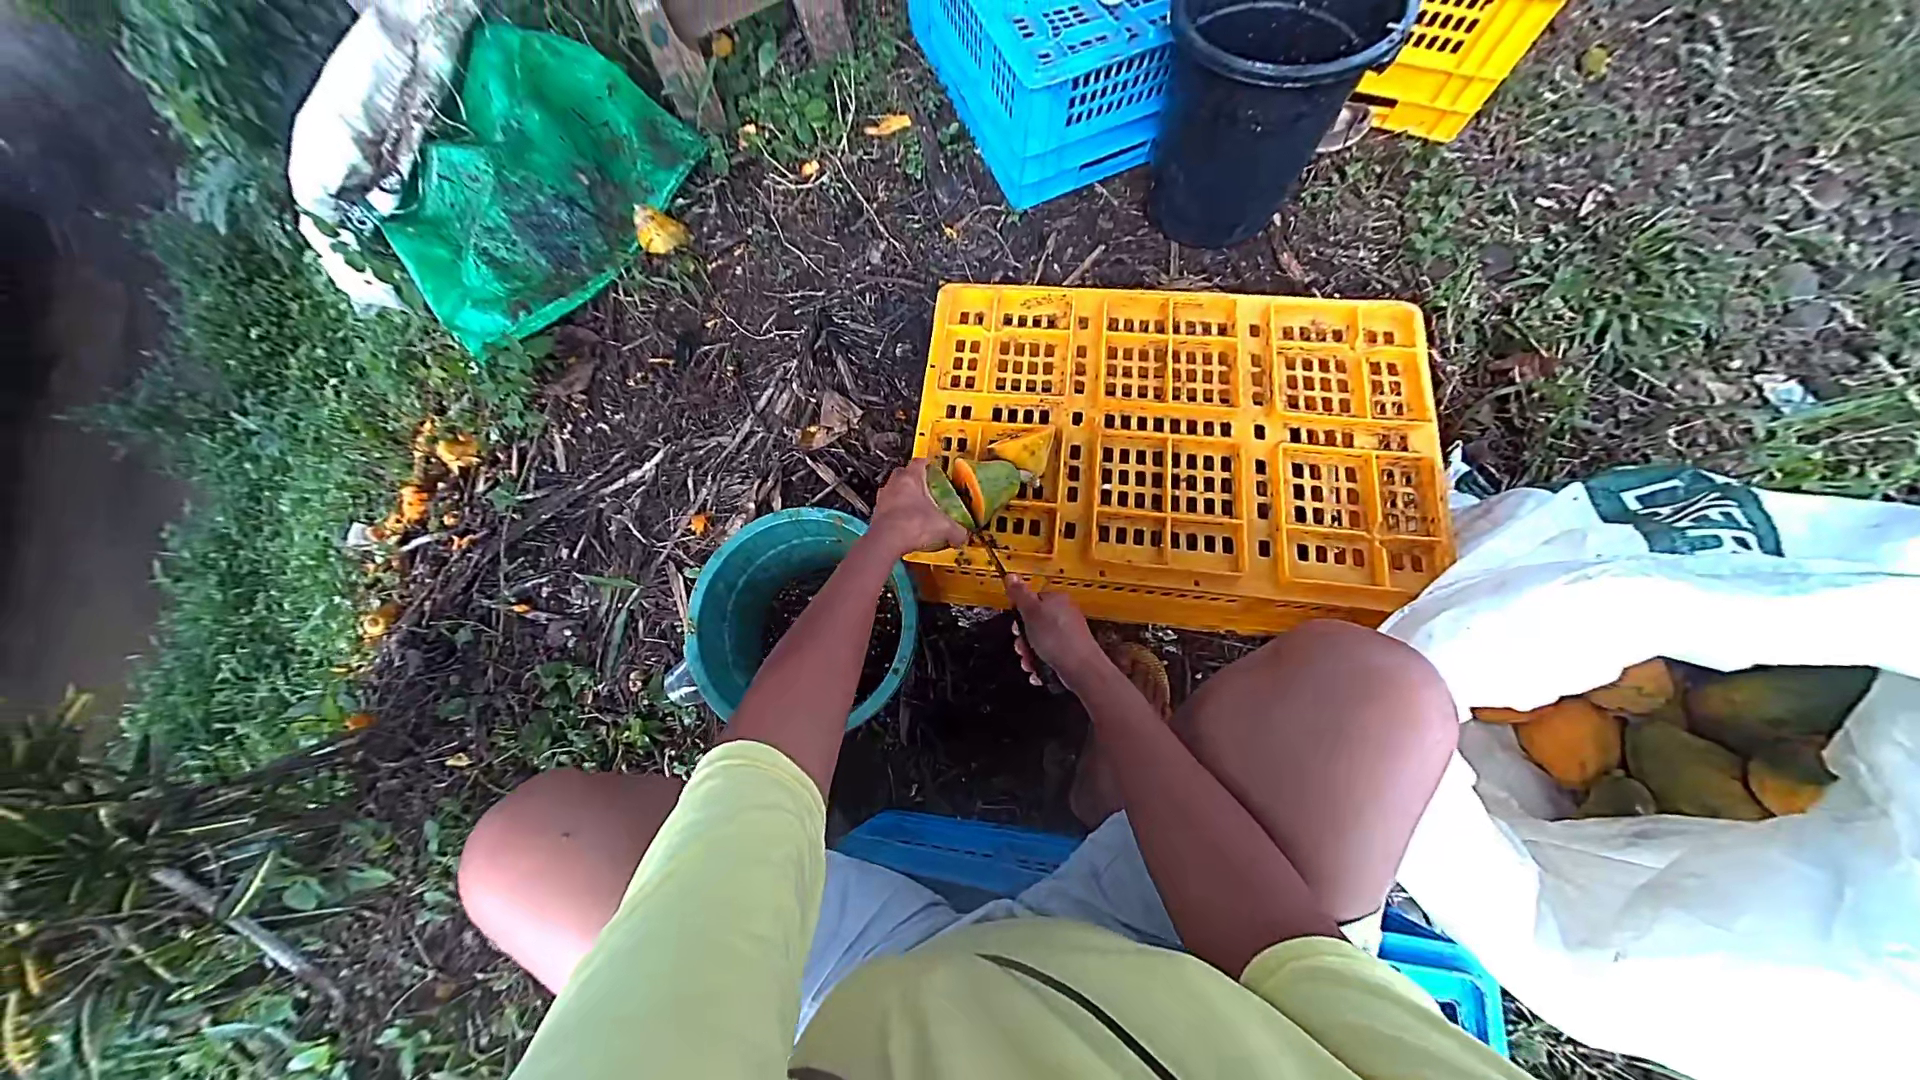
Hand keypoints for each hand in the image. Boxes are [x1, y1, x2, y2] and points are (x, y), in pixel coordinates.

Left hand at [867, 459, 969, 555]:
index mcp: (911, 478)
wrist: (887, 540)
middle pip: (902, 474)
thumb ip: (955, 530)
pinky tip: (903, 523)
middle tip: (924, 487)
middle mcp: (893, 485)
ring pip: (892, 491)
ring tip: (912, 506)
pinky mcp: (876, 515)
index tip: (931, 465)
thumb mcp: (943, 526)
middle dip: (912, 479)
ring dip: (900, 496)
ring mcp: (882, 499)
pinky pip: (886, 509)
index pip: (919, 462)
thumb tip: (962, 536)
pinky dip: (894, 513)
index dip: (926, 463)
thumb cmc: (911, 524)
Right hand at [1006, 575, 1105, 688]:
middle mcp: (1064, 615)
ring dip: (1029, 653)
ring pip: (1038, 642)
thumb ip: (1019, 594)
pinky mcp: (1068, 652)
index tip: (1016, 624)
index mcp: (1056, 600)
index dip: (1020, 614)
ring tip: (1029, 661)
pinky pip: (1047, 655)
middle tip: (1022, 645)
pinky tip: (1037, 669)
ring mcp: (1067, 635)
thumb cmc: (1057, 638)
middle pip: (1033, 623)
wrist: (1080, 668)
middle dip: (1023, 638)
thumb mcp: (1031, 612)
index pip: (1032, 600)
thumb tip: (1011, 576)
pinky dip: (1040, 663)